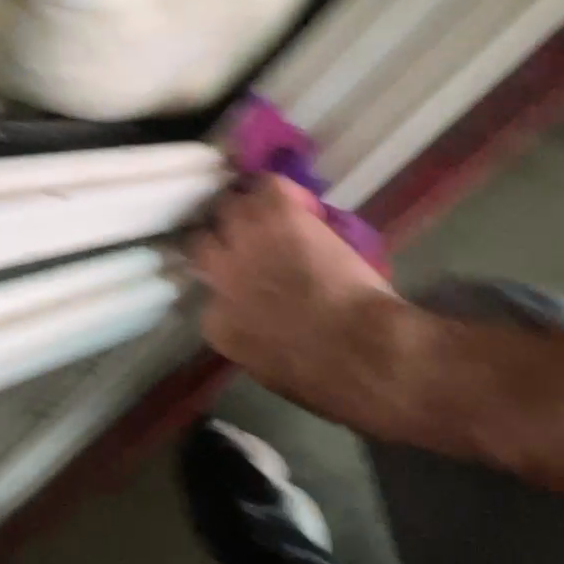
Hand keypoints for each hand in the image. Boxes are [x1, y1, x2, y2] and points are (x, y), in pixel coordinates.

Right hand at [190, 173, 402, 413]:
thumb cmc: (327, 379)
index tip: (244, 285)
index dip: (227, 286)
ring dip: (243, 209)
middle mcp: (219, 273)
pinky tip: (295, 201)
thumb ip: (251, 337)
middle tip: (243, 241)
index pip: (208, 295)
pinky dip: (278, 189)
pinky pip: (266, 184)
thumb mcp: (271, 370)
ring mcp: (243, 237)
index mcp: (218, 322)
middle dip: (219, 240)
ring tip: (265, 212)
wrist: (360, 349)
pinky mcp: (274, 211)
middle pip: (202, 241)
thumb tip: (261, 321)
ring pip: (226, 205)